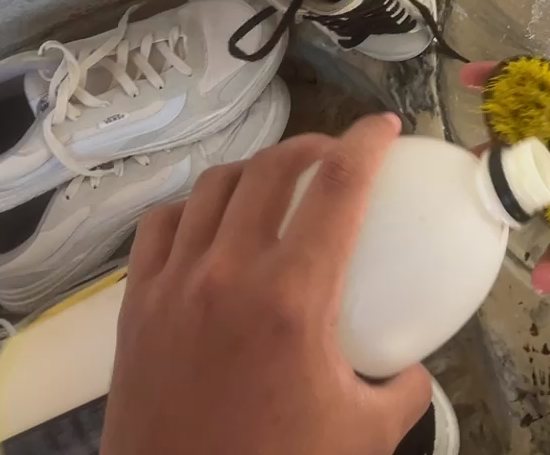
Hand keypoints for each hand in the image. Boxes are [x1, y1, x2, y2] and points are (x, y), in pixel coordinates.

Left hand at [101, 114, 430, 454]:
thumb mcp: (364, 435)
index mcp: (294, 295)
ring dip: (255, 169)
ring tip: (277, 183)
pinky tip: (211, 224)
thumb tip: (415, 365)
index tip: (383, 127)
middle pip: (274, 166)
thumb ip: (403, 388)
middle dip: (313, 144)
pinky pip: (162, 224)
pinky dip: (193, 207)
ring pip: (216, 184)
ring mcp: (175, 284)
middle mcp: (231, 271)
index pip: (340, 185)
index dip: (367, 142)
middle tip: (336, 155)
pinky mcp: (135, 305)